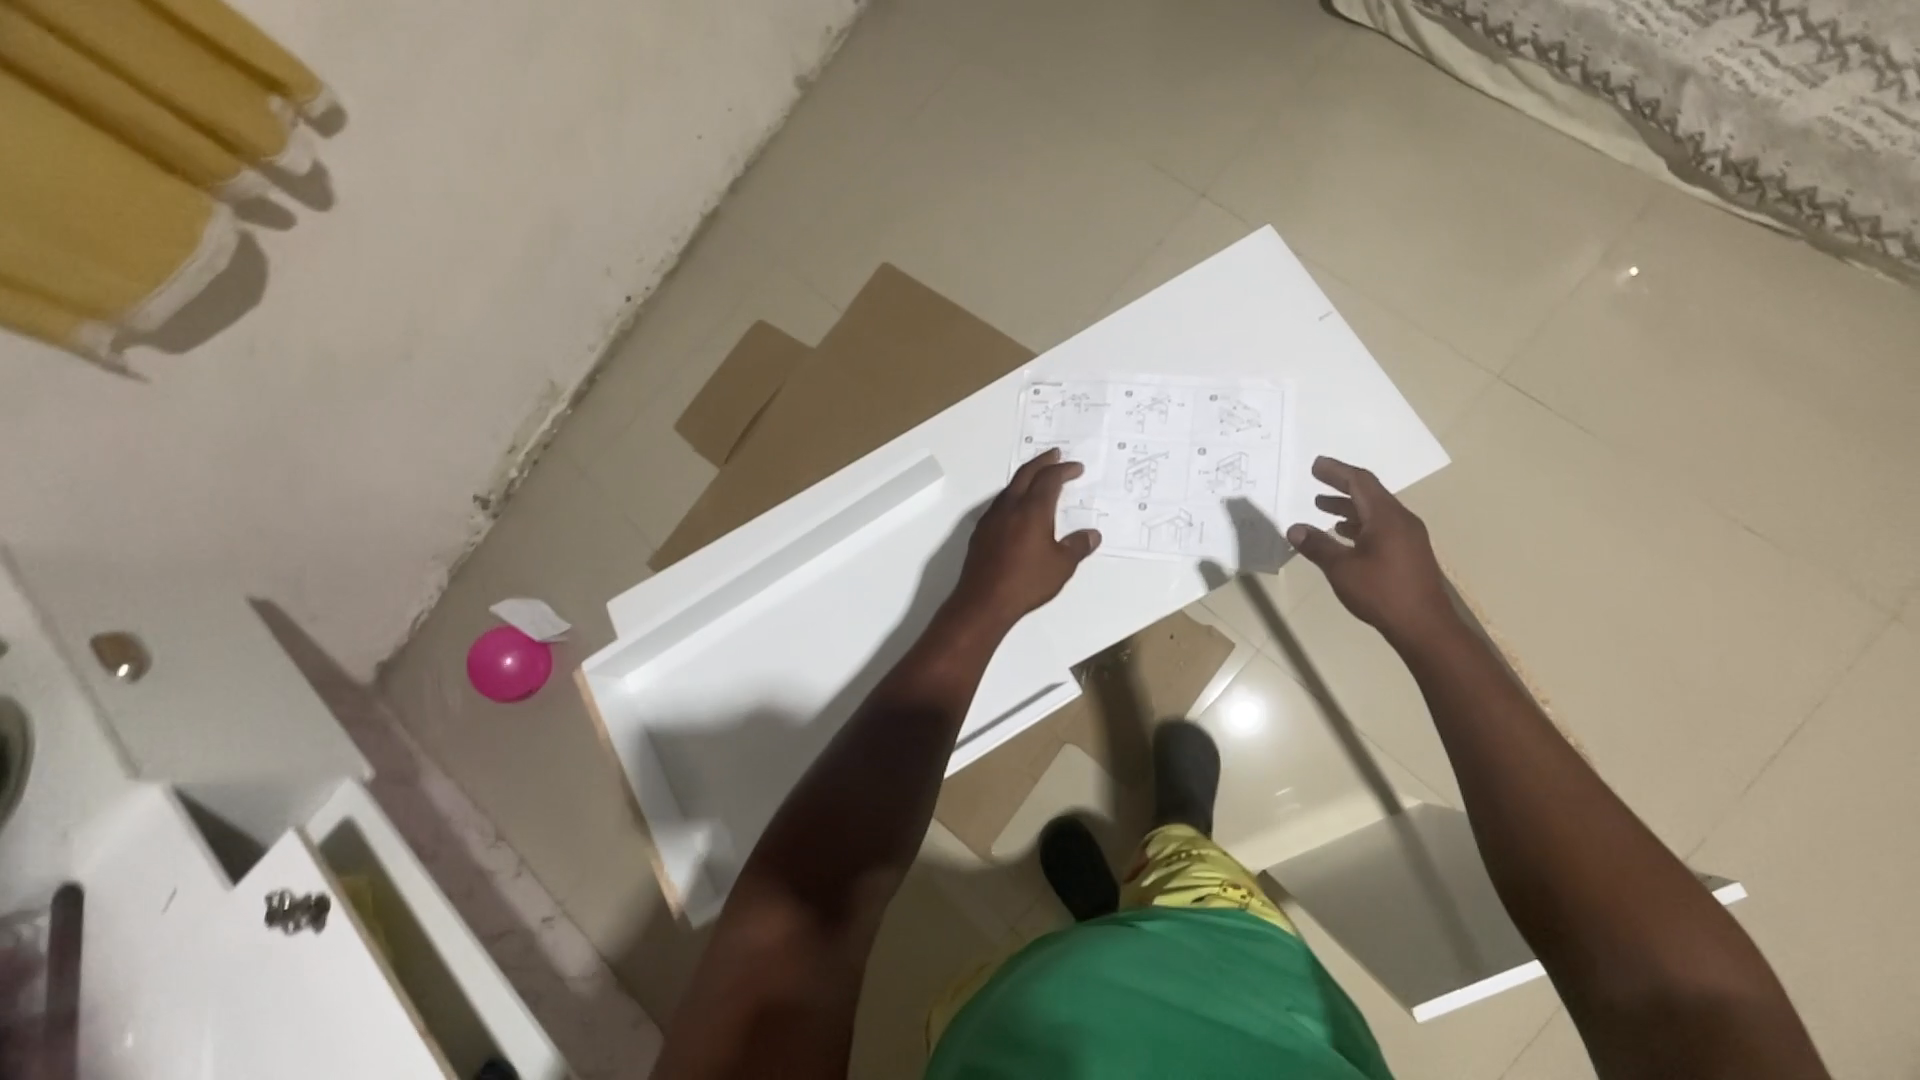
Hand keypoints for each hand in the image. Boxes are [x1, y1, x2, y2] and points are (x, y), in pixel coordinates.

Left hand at [952, 448, 1101, 625]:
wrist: (983, 601)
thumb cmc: (1027, 582)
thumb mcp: (1061, 566)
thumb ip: (1078, 546)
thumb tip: (1092, 535)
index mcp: (1032, 510)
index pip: (1049, 479)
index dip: (1064, 470)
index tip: (1076, 468)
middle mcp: (1009, 507)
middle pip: (1026, 474)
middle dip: (1042, 462)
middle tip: (1055, 455)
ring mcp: (991, 519)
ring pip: (1010, 488)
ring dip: (1026, 478)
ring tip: (1038, 478)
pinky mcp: (980, 533)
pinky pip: (1000, 504)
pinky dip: (1013, 496)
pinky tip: (1017, 508)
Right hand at [1287, 456, 1455, 642]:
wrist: (1424, 625)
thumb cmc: (1381, 592)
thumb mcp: (1342, 569)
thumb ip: (1317, 546)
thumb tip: (1294, 529)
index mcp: (1386, 517)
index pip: (1360, 482)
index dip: (1336, 471)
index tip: (1316, 465)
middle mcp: (1401, 521)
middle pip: (1369, 494)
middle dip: (1341, 486)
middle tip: (1317, 480)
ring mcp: (1408, 537)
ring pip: (1374, 512)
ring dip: (1348, 507)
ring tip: (1322, 507)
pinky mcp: (1409, 553)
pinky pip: (1381, 527)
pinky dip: (1359, 524)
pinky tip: (1344, 534)